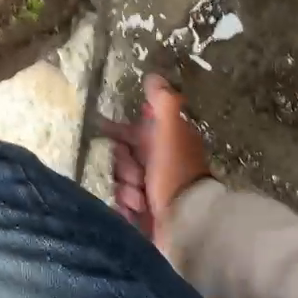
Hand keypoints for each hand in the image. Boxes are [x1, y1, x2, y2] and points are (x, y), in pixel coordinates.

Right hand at [103, 73, 210, 251]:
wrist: (185, 221)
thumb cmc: (175, 171)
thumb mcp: (171, 130)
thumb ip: (163, 102)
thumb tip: (153, 77)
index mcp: (165, 141)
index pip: (132, 131)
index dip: (119, 133)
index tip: (112, 137)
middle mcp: (157, 163)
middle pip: (121, 157)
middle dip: (124, 166)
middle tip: (137, 176)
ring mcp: (150, 190)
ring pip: (119, 182)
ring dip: (126, 189)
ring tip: (141, 198)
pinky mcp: (143, 214)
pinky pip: (120, 206)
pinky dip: (126, 208)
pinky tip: (137, 211)